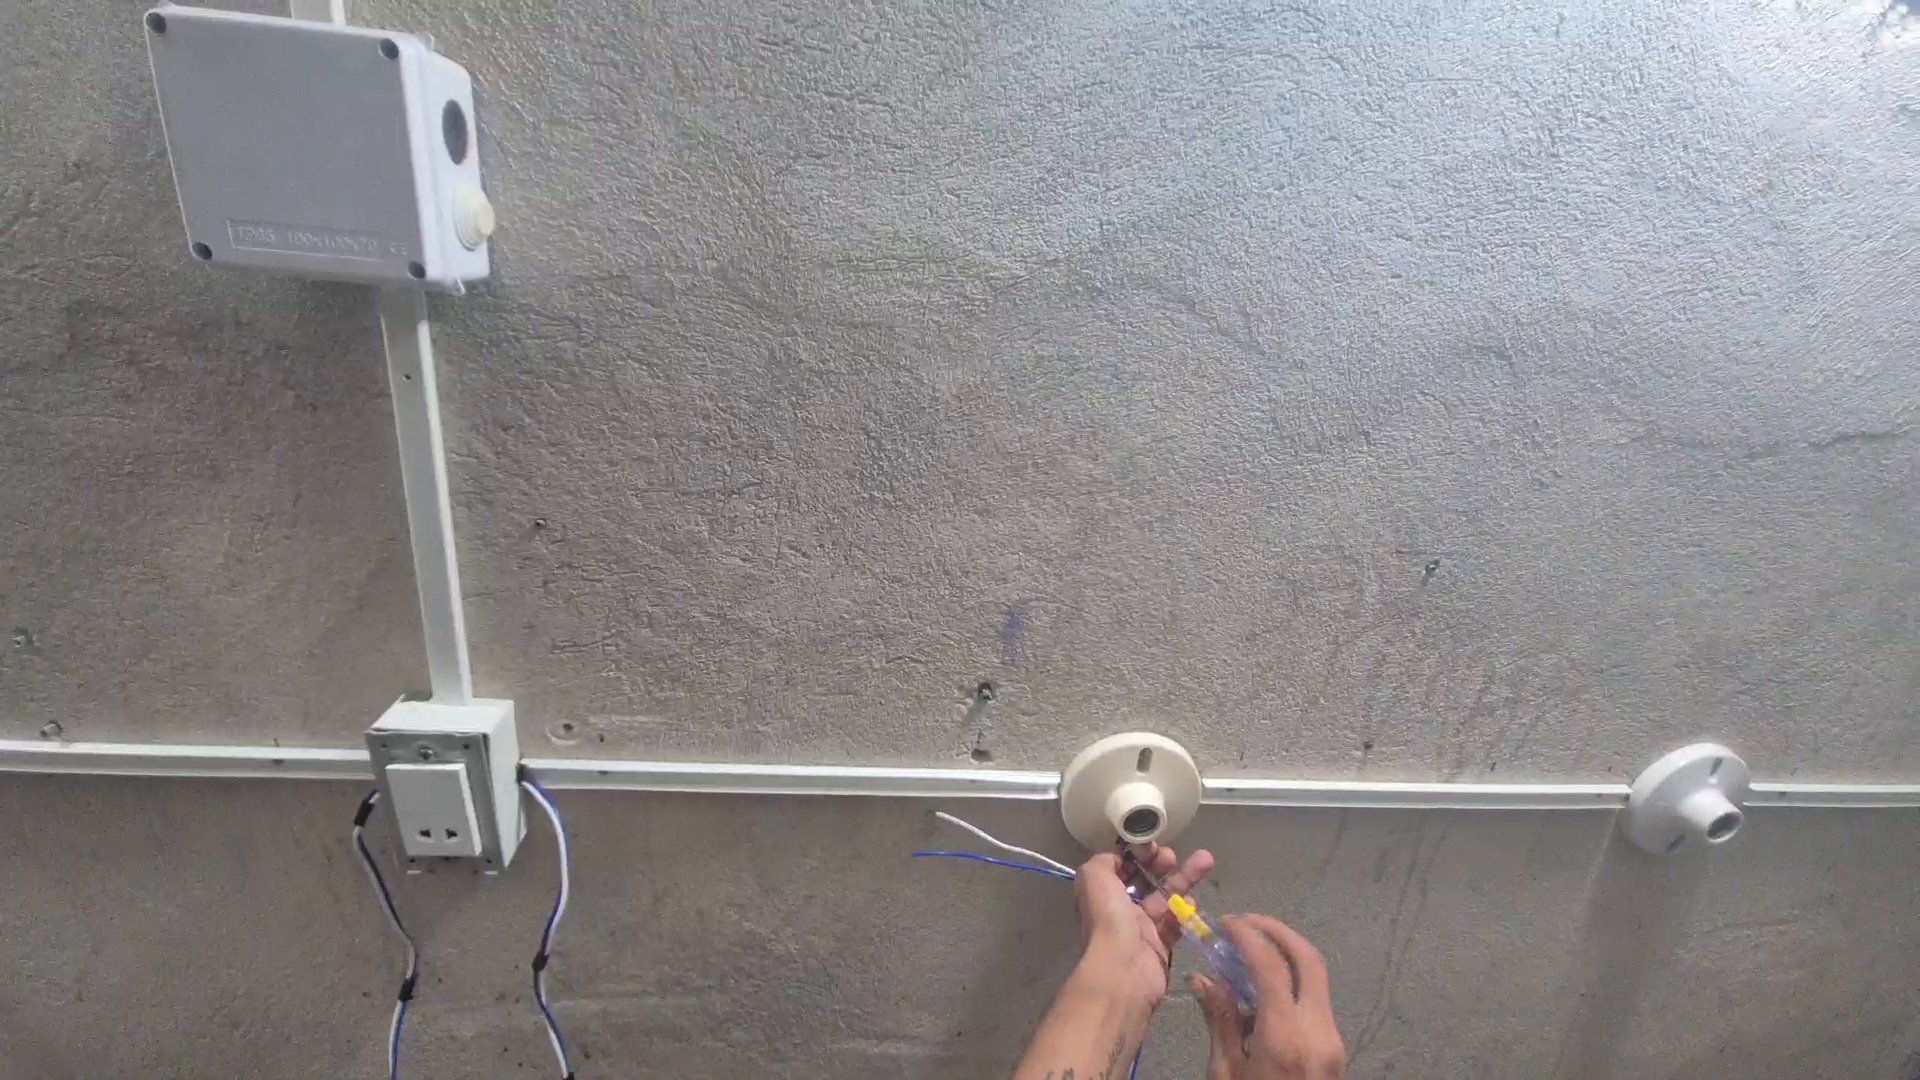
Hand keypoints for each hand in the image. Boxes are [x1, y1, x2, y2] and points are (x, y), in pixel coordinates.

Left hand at [1071, 846, 1213, 1007]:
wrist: (1124, 970)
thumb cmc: (1108, 918)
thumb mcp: (1094, 876)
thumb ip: (1105, 860)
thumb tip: (1120, 857)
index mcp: (1102, 890)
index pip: (1122, 865)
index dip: (1137, 852)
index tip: (1151, 844)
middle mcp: (1120, 906)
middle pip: (1145, 878)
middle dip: (1160, 863)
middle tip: (1172, 855)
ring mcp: (1141, 926)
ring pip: (1165, 896)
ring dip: (1183, 878)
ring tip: (1205, 860)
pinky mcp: (1160, 945)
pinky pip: (1174, 922)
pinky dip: (1184, 910)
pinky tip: (1193, 899)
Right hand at [1190, 915, 1343, 1079]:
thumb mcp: (1226, 1073)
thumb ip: (1219, 1021)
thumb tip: (1202, 979)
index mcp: (1285, 1036)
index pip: (1270, 963)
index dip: (1246, 934)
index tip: (1223, 923)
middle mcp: (1318, 1030)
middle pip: (1308, 958)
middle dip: (1276, 930)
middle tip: (1244, 923)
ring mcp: (1333, 1040)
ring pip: (1315, 976)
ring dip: (1284, 952)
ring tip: (1248, 950)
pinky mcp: (1335, 1049)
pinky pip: (1315, 998)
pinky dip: (1291, 978)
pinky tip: (1262, 987)